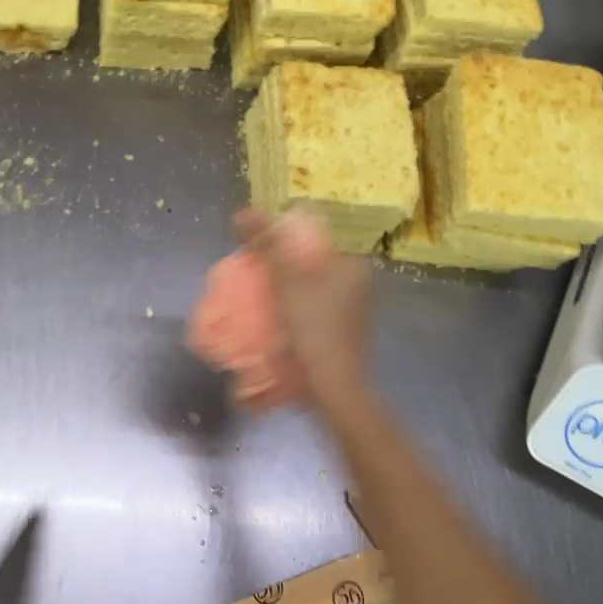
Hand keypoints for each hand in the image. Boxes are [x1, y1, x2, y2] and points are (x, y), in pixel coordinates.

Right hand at [233, 207, 371, 405]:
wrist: (333, 391)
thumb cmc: (313, 331)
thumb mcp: (286, 283)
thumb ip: (267, 246)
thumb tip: (244, 212)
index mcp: (352, 265)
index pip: (312, 239)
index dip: (280, 240)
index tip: (254, 251)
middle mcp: (358, 284)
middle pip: (308, 264)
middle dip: (278, 266)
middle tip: (249, 273)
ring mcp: (351, 311)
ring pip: (309, 288)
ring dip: (283, 289)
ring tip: (255, 295)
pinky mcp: (341, 333)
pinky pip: (311, 309)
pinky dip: (291, 309)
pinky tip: (271, 318)